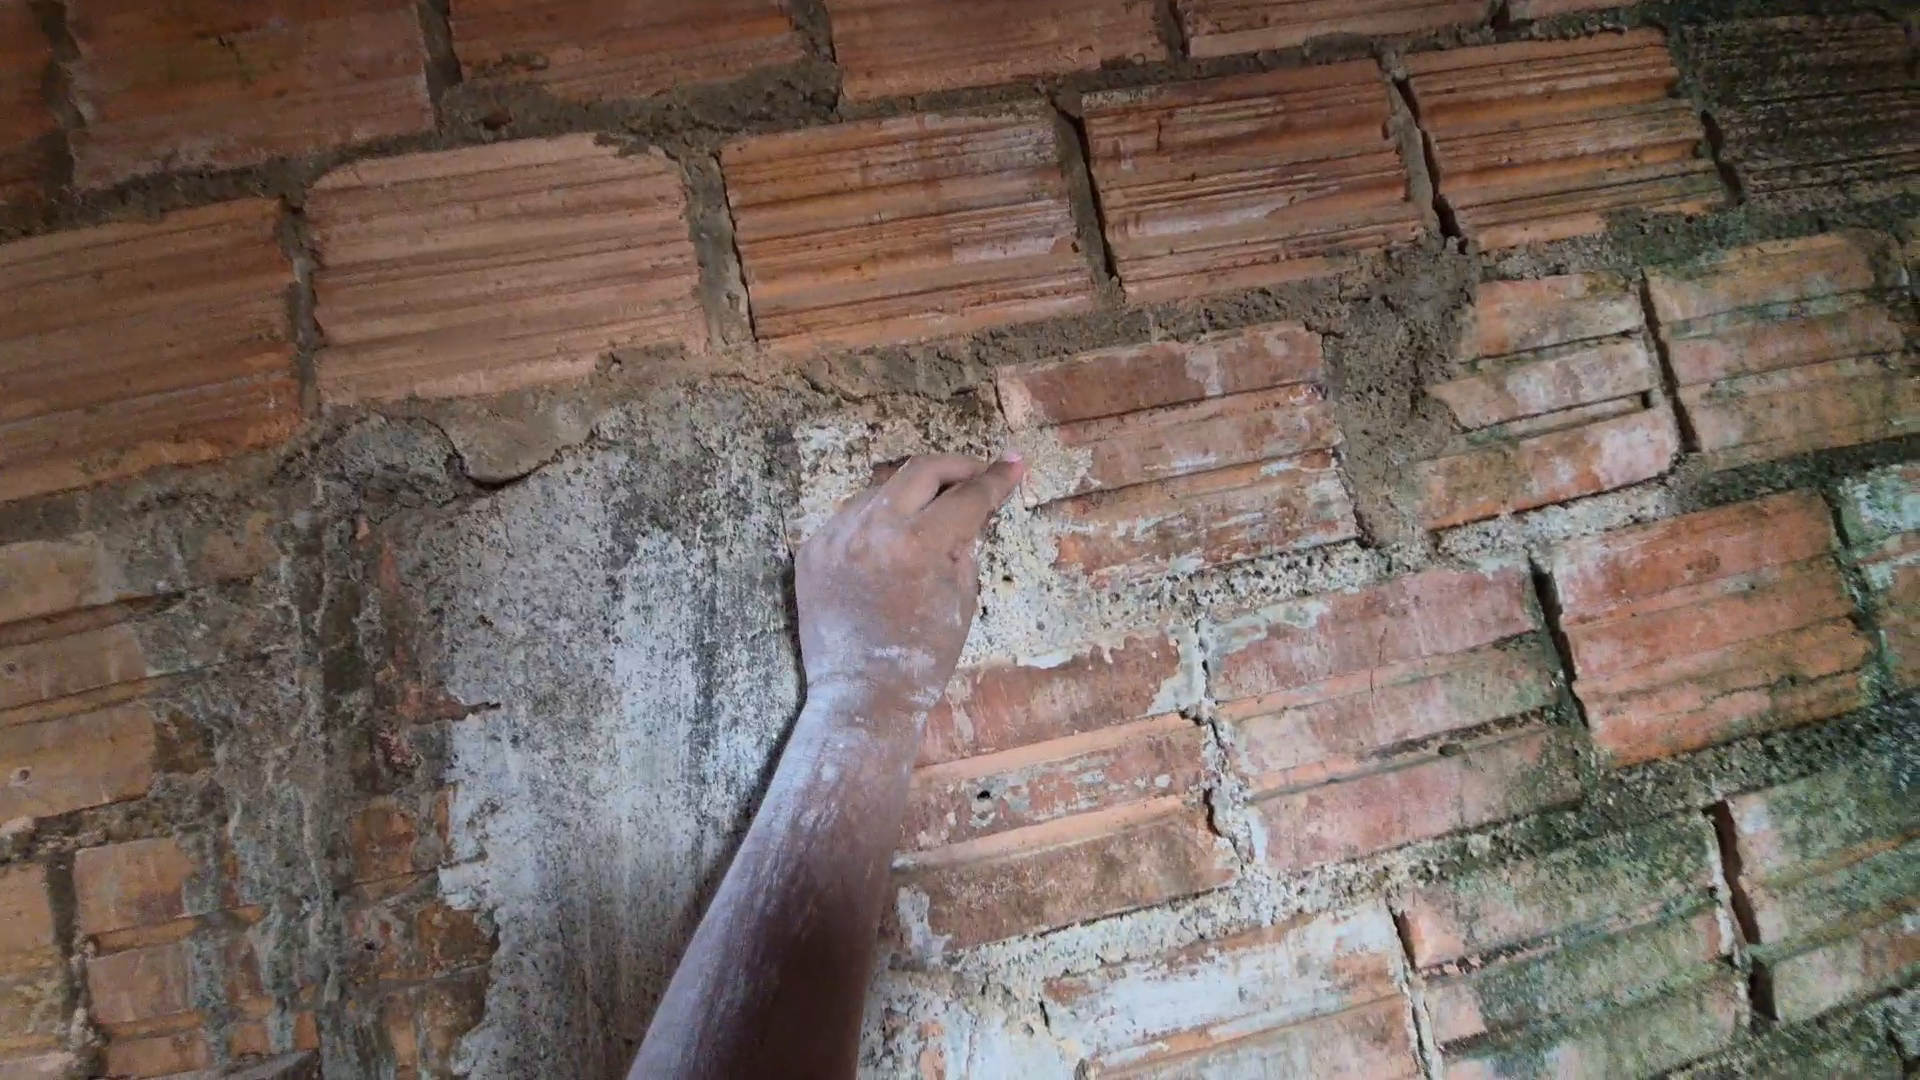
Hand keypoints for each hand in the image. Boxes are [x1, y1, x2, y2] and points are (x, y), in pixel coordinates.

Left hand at [795, 453, 1024, 722]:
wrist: (863, 694)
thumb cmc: (925, 655)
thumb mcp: (962, 597)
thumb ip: (965, 541)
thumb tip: (972, 505)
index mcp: (916, 546)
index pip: (966, 497)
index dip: (996, 479)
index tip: (1014, 463)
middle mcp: (871, 530)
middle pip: (921, 471)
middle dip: (956, 468)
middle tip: (976, 477)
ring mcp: (834, 536)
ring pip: (882, 490)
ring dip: (913, 496)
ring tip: (931, 517)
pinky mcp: (812, 549)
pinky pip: (852, 516)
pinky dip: (878, 521)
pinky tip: (890, 542)